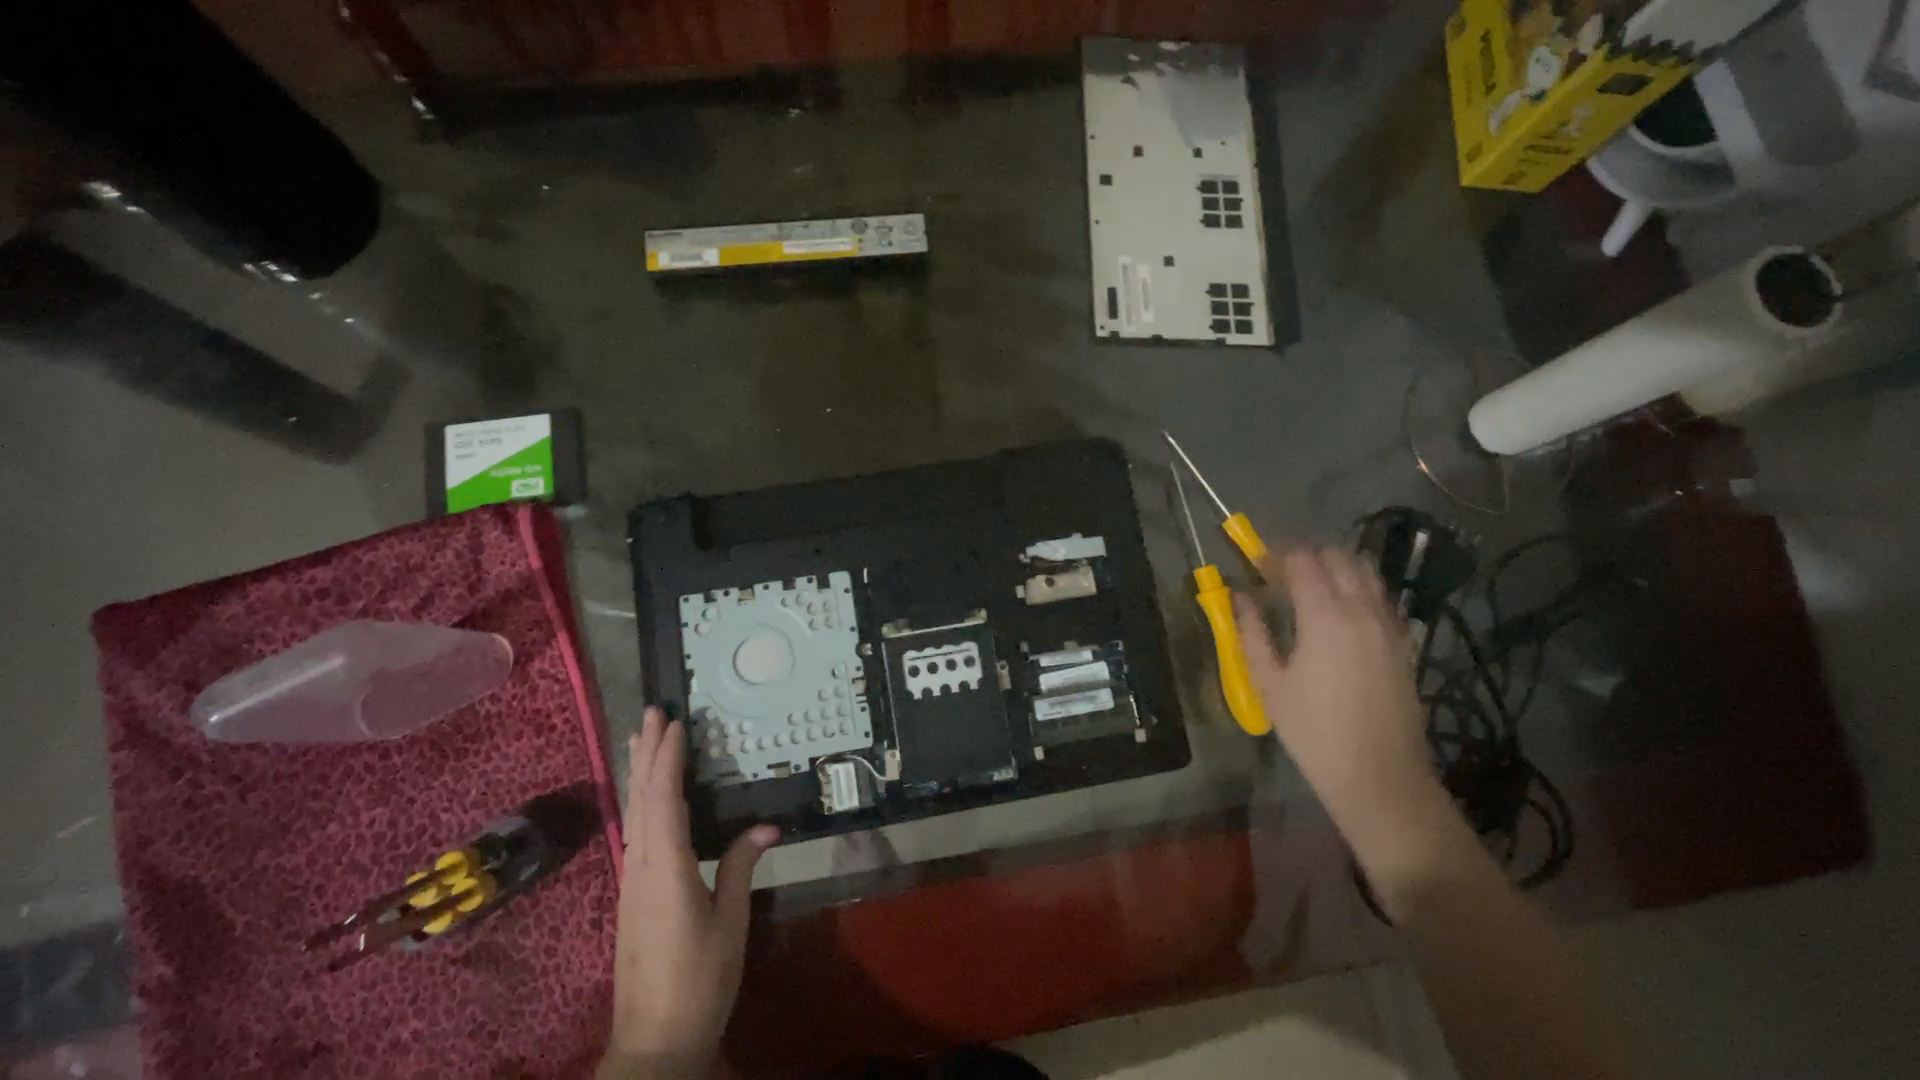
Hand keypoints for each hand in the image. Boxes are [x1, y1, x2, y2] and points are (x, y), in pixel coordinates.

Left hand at [601, 706, 778, 1079]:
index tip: (674, 721)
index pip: (665, 798)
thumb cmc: (701, 980)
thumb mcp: (730, 923)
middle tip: (652, 713)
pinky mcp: (633, 895)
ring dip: (640, 773)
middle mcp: (641, 866)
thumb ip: (742, 868)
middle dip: (647, 753)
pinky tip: (648, 798)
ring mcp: (632, 881)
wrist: (654, 1037)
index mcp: (666, 868)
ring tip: (642, 740)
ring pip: (634, 813)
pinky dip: (642, 801)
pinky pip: (636, 831)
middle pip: (642, 798)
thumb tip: (768, 827)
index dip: (668, 757)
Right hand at [1234, 549, 1450, 876]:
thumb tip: (1240, 598)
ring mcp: (1388, 624)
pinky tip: (1342, 614)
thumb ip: (1252, 633)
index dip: (1276, 556)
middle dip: (1307, 556)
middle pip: (1338, 556)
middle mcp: (1361, 609)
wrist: (1378, 774)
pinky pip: (1381, 598)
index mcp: (1324, 615)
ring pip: (1366, 572)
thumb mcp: (1269, 684)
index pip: (1301, 560)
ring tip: (1312, 588)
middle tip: (1282, 576)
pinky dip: (1360, 590)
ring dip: (1337, 568)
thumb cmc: (1313, 731)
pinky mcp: (1403, 643)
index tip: (1257, 566)